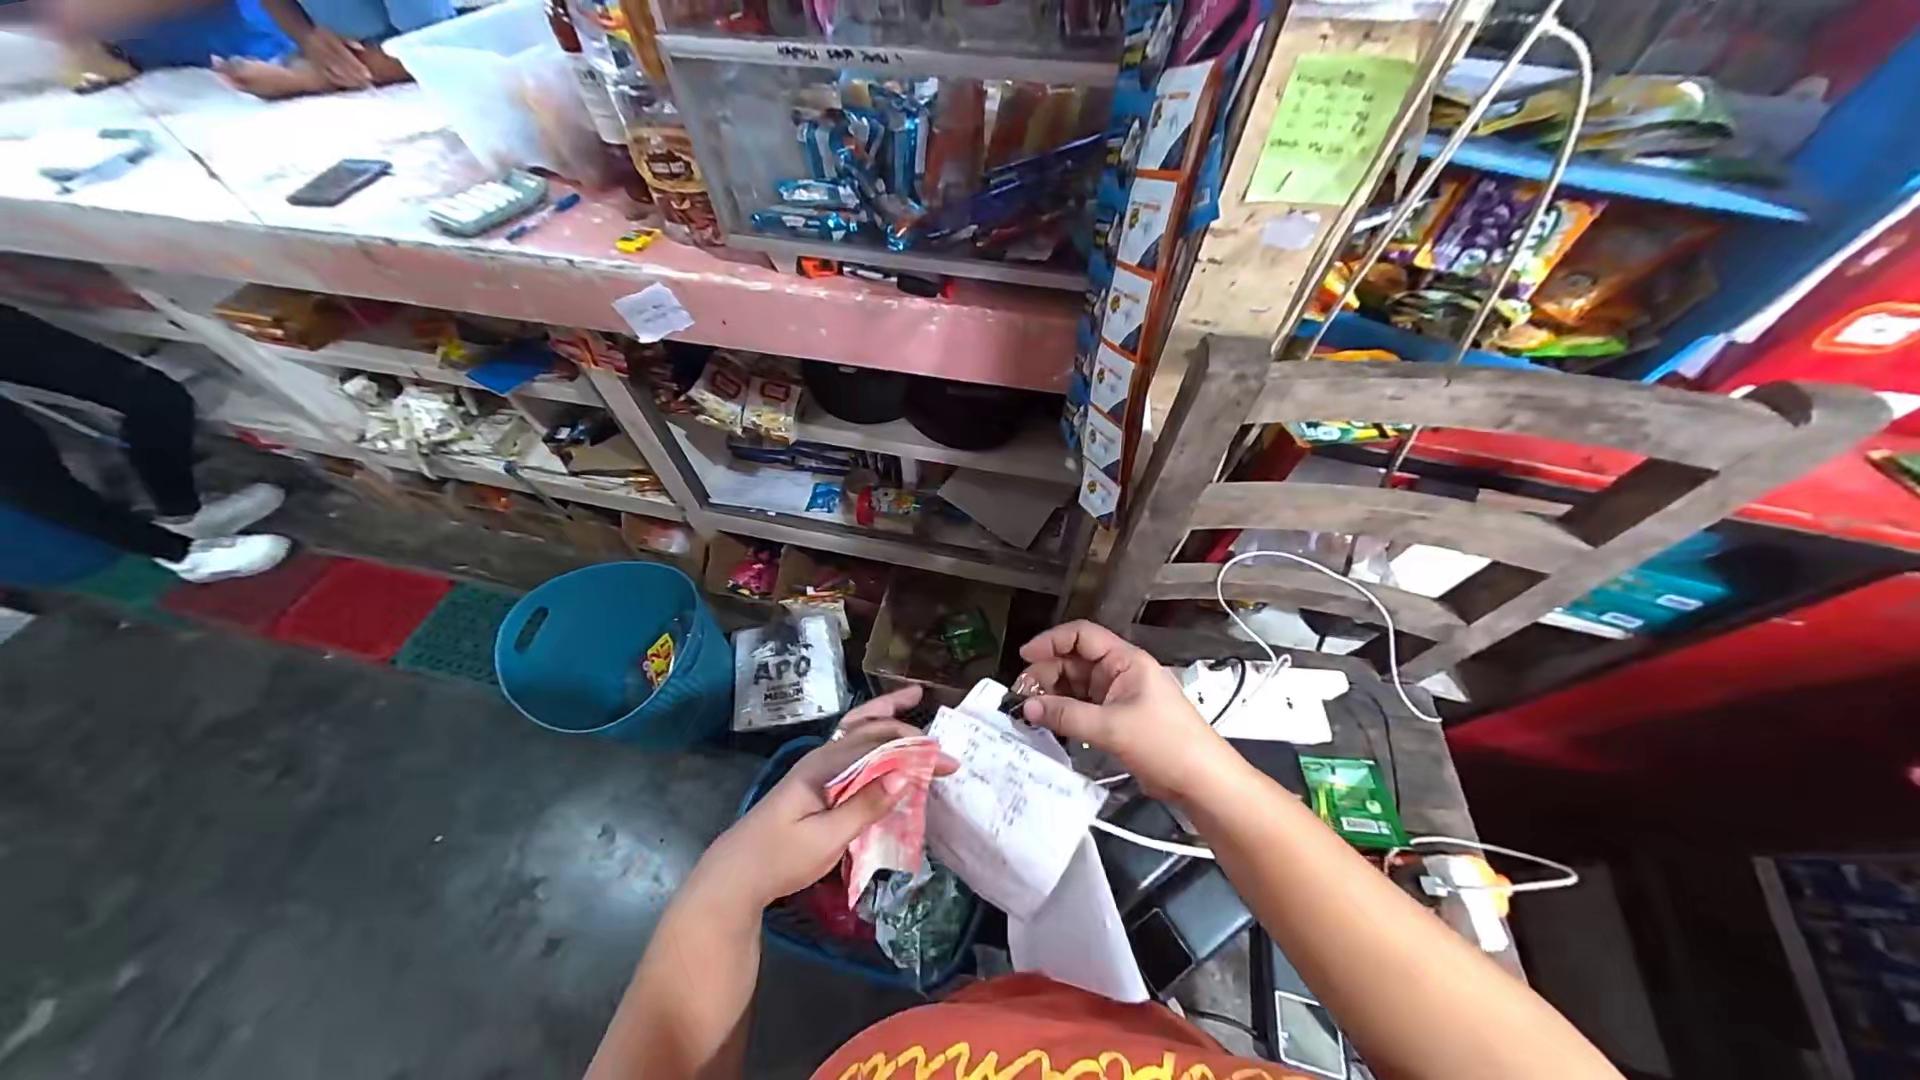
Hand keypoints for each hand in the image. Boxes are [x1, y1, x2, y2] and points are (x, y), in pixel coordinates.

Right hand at [300, 26, 372, 88]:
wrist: (305, 35)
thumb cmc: (329, 38)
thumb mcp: (338, 35)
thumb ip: (350, 42)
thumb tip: (362, 49)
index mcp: (324, 36)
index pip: (342, 52)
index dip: (356, 65)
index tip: (369, 75)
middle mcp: (317, 45)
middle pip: (339, 64)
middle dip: (356, 75)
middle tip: (370, 85)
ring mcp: (314, 55)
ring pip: (334, 71)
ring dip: (351, 80)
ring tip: (364, 86)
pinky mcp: (314, 65)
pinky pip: (329, 76)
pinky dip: (342, 82)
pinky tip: (354, 85)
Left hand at [698, 686, 952, 907]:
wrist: (735, 876)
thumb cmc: (780, 858)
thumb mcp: (826, 839)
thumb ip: (865, 806)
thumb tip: (905, 776)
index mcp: (824, 765)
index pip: (877, 743)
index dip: (914, 747)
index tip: (946, 761)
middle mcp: (822, 758)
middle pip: (864, 725)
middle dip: (897, 715)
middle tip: (925, 703)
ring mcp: (818, 769)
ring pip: (856, 732)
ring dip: (883, 717)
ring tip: (906, 703)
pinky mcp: (817, 784)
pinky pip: (852, 753)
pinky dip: (874, 742)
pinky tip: (885, 748)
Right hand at [1017, 620, 1239, 803]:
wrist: (1201, 781)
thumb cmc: (1167, 744)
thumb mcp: (1112, 727)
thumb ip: (1067, 715)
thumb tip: (1028, 707)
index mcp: (1126, 660)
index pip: (1081, 636)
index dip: (1051, 641)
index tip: (1025, 656)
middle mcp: (1120, 672)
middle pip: (1074, 661)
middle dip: (1046, 673)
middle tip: (1022, 694)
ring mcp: (1117, 695)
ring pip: (1075, 685)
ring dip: (1052, 695)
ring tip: (1029, 710)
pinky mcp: (1116, 718)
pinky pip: (1081, 706)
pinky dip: (1063, 712)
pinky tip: (1046, 721)